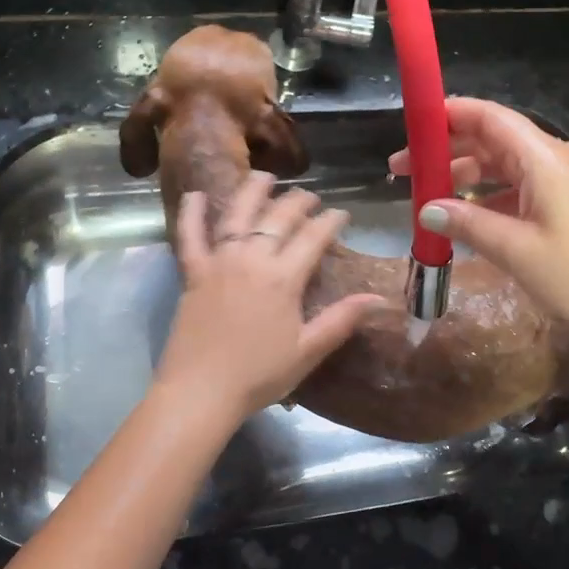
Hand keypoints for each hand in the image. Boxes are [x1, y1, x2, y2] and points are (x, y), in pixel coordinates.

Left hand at [156, 173, 385, 419]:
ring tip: (265, 175)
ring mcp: (219, 262)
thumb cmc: (259, 375)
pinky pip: (189, 236)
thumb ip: (341, 320)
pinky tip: (194, 193)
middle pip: (279, 218)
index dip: (330, 221)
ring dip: (253, 191)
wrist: (201, 392)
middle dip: (299, 202)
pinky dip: (190, 214)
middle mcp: (252, 259)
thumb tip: (378, 298)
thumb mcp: (307, 351)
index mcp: (283, 278)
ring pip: (237, 215)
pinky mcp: (192, 273)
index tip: (341, 213)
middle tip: (311, 196)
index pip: (313, 237)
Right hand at [389, 97, 568, 337]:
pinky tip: (464, 216)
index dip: (449, 113)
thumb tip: (426, 208)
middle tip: (403, 168)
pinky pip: (517, 185)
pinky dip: (486, 194)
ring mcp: (561, 180)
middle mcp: (551, 158)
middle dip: (445, 148)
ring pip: (502, 163)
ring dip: (463, 174)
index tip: (412, 124)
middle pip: (491, 138)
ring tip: (425, 194)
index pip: (490, 117)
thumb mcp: (518, 251)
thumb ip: (468, 224)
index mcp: (542, 159)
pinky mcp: (566, 202)